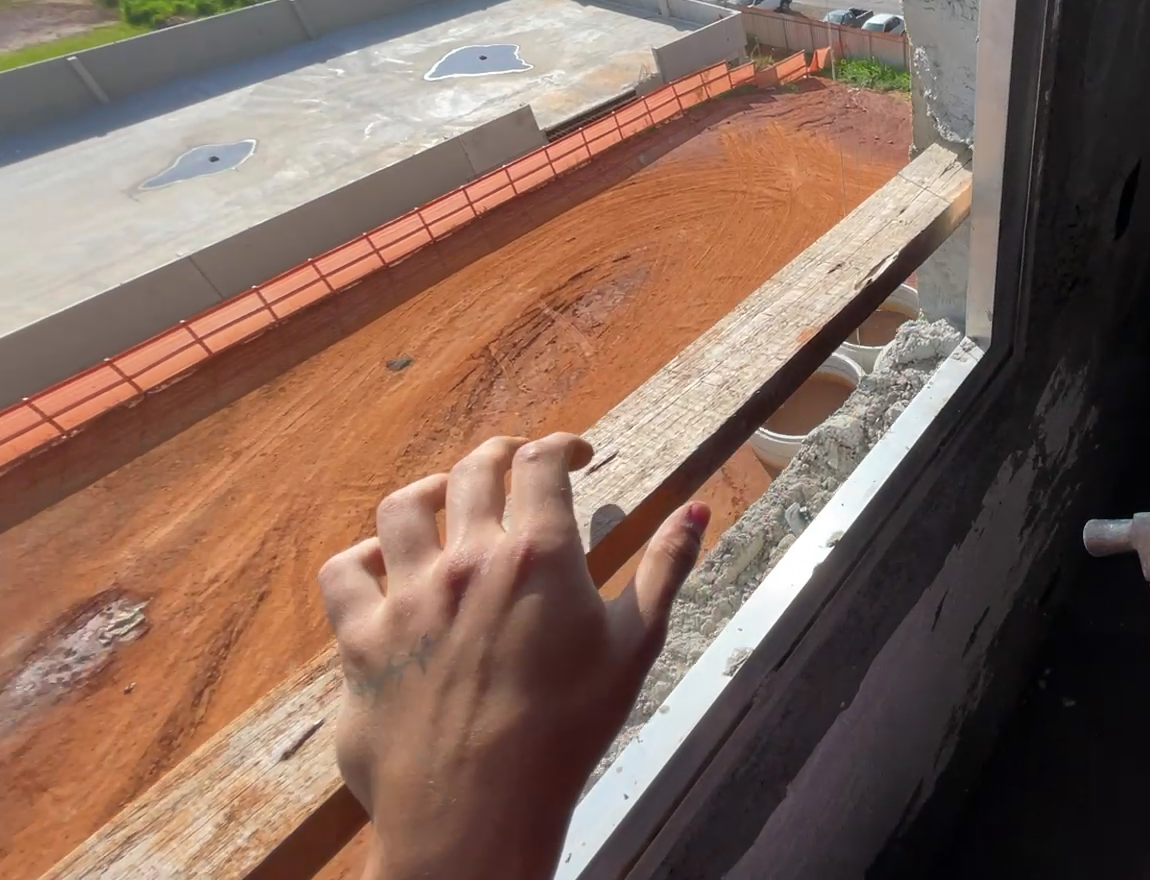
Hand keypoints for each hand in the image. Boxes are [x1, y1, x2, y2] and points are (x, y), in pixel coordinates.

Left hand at [319, 433, 707, 879]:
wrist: (478, 809)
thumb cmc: (571, 722)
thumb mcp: (637, 639)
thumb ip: (666, 565)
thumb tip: (699, 509)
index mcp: (538, 552)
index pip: (541, 463)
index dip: (561, 445)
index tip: (578, 454)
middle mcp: (468, 557)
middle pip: (475, 470)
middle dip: (504, 453)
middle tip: (521, 462)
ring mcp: (405, 596)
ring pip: (404, 507)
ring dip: (434, 488)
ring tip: (453, 496)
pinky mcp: (359, 639)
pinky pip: (346, 571)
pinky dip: (368, 553)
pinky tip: (390, 561)